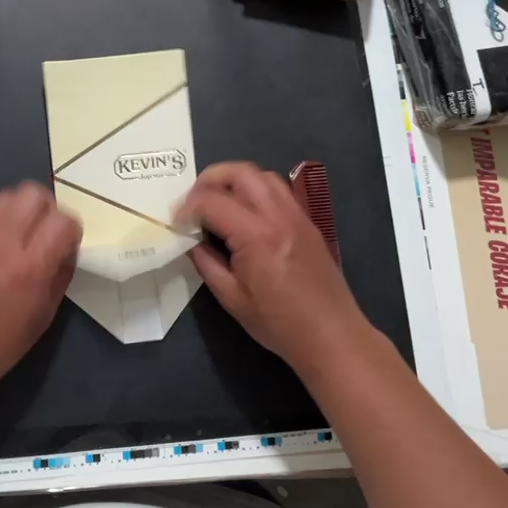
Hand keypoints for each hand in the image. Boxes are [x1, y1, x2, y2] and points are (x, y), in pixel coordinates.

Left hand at [0, 182, 79, 395]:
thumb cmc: (3, 341)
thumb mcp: (45, 313)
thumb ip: (61, 272)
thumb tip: (67, 246)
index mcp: (29, 266)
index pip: (63, 221)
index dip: (72, 231)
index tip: (68, 245)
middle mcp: (2, 242)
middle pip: (34, 194)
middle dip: (48, 210)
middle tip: (46, 233)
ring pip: (8, 195)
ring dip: (22, 210)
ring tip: (22, 233)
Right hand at [180, 162, 374, 375]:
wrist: (332, 335)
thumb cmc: (279, 323)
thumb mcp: (232, 298)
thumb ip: (207, 263)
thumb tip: (192, 241)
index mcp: (256, 236)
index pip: (212, 202)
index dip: (187, 207)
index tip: (176, 221)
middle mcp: (278, 215)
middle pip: (240, 172)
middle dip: (209, 179)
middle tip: (193, 201)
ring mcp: (297, 215)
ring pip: (261, 175)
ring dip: (234, 180)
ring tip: (218, 202)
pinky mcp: (307, 221)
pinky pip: (278, 190)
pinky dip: (255, 190)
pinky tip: (244, 213)